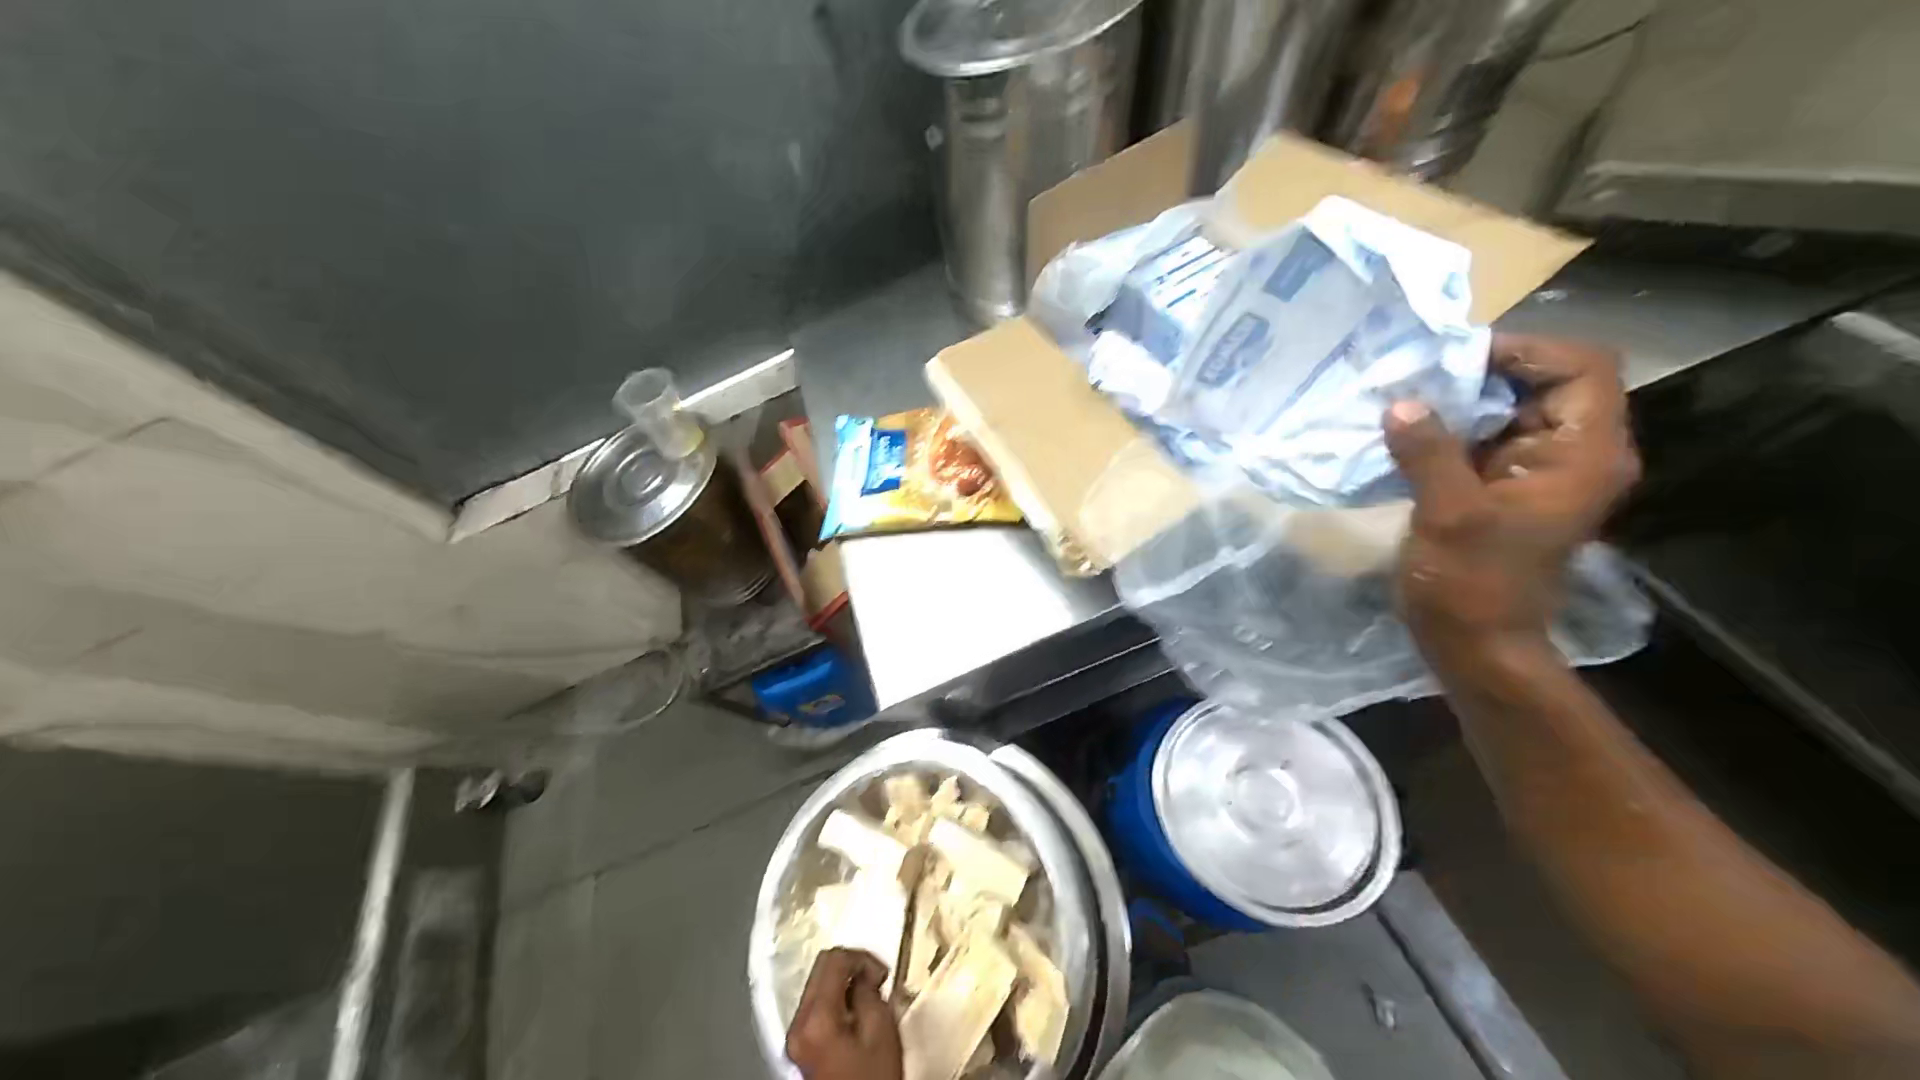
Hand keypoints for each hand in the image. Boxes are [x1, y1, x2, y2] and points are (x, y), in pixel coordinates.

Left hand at [785, 949, 902, 1079]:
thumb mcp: (881, 1030)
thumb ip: (869, 991)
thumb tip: (864, 973)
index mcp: (816, 1019)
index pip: (833, 960)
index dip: (861, 957)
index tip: (881, 972)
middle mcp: (797, 1024)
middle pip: (820, 968)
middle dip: (852, 966)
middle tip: (877, 979)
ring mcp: (794, 1036)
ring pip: (817, 984)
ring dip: (844, 981)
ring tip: (869, 995)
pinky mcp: (799, 1044)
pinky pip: (816, 1004)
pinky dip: (836, 997)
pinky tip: (855, 1010)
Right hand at [1384, 334, 1638, 661]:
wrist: (1475, 643)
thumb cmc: (1472, 583)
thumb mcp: (1449, 514)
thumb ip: (1428, 453)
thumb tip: (1400, 403)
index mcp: (1582, 455)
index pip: (1581, 368)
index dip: (1525, 352)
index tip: (1456, 360)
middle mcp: (1572, 454)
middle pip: (1542, 383)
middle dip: (1480, 374)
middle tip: (1417, 376)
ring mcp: (1536, 471)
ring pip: (1507, 410)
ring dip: (1456, 402)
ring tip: (1403, 399)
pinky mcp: (1502, 487)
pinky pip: (1481, 440)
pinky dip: (1446, 430)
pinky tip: (1404, 432)